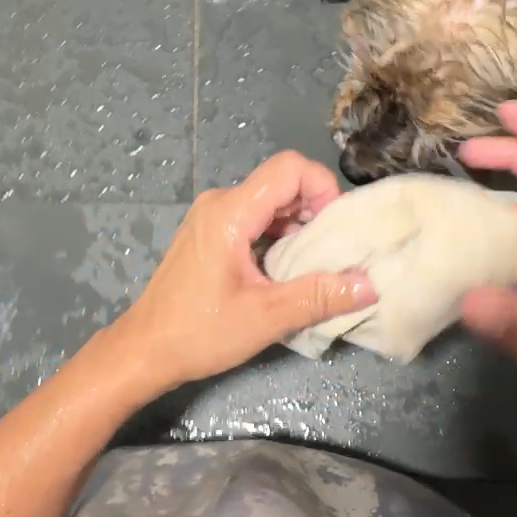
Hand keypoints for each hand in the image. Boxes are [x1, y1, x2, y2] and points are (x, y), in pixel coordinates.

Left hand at [108, 151, 376, 390]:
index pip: (288, 168)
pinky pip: (255, 217)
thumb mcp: (266, 318)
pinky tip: (287, 270)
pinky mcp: (210, 232)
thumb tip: (370, 284)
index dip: (322, 188)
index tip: (336, 229)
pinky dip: (278, 235)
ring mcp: (212, 215)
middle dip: (315, 210)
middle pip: (281, 182)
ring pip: (270, 201)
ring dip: (298, 226)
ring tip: (315, 266)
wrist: (146, 348)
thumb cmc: (200, 332)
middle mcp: (220, 202)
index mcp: (230, 212)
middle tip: (334, 253)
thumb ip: (319, 296)